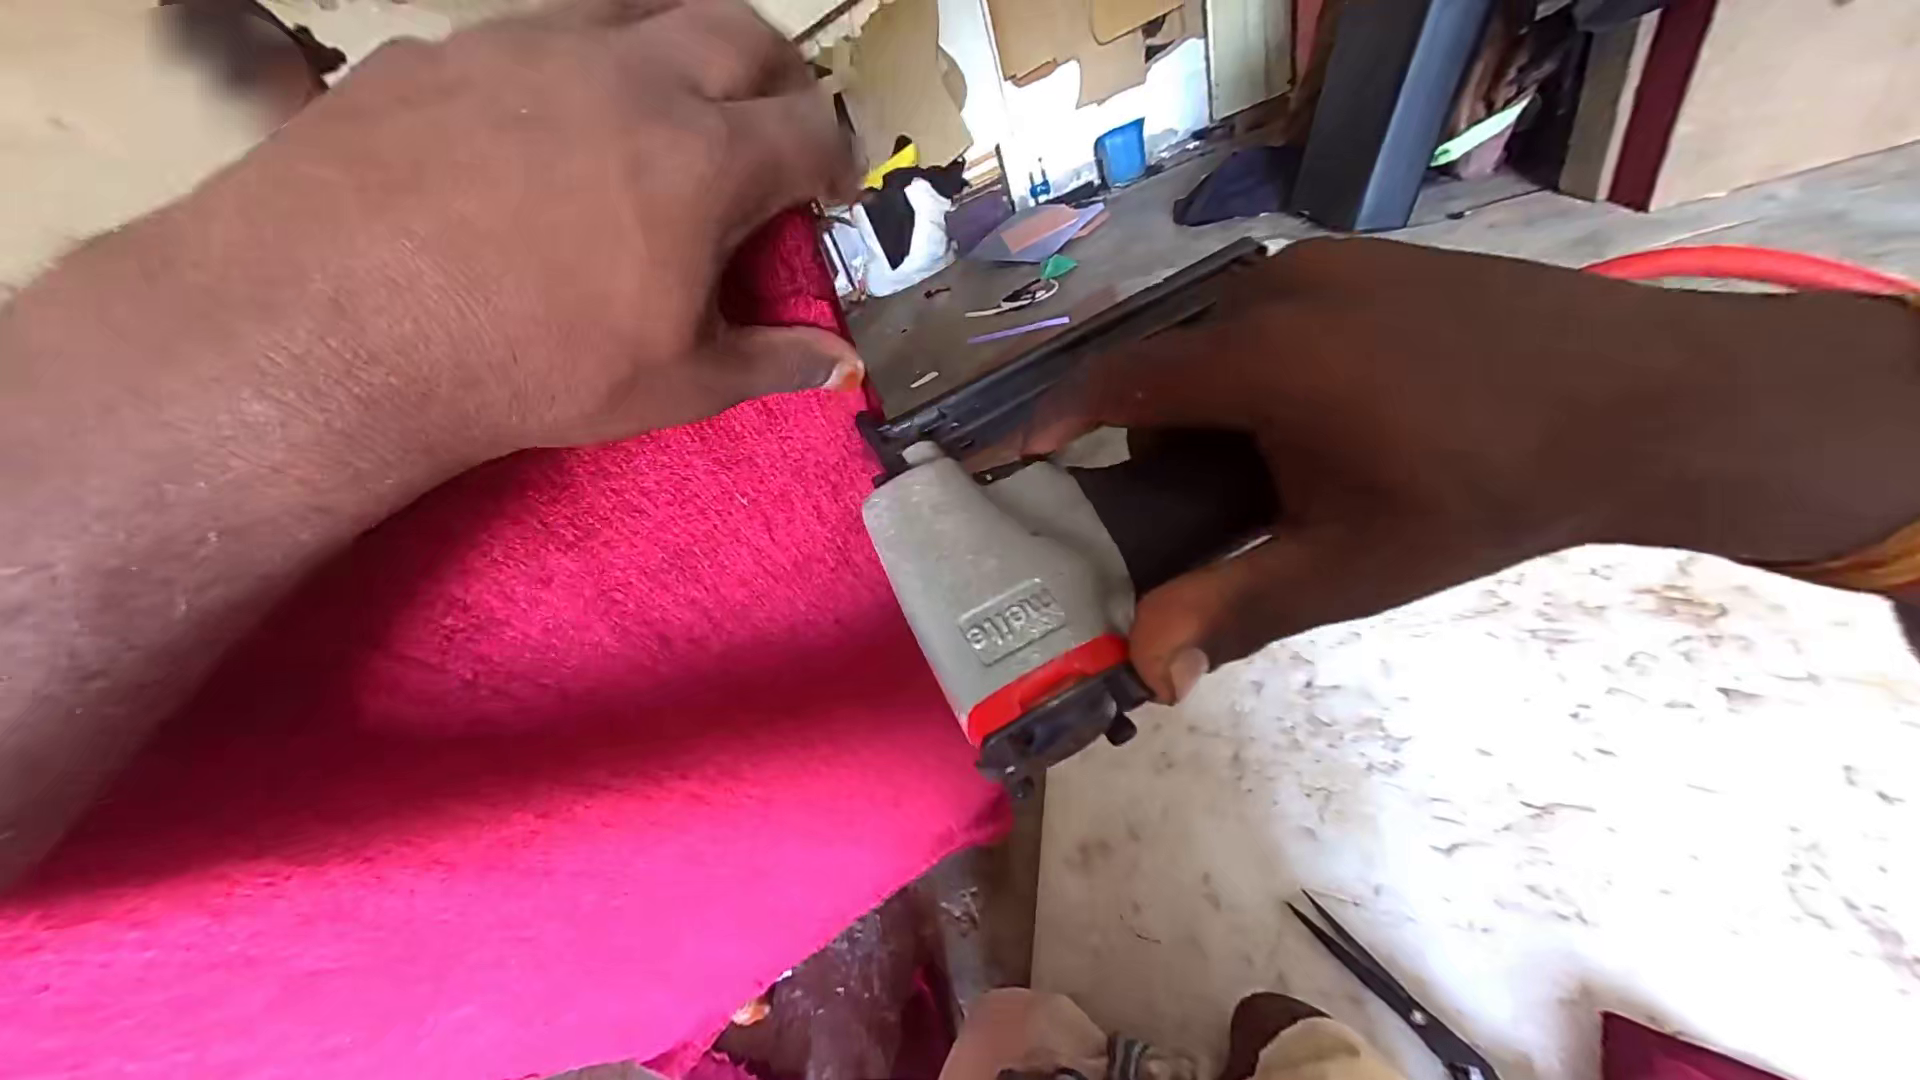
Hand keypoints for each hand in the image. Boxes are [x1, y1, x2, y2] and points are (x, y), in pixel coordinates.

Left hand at [138, 0, 859, 457]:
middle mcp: (628, 76)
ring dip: (691, 54)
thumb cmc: (546, 365)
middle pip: (741, 32)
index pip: (808, 128)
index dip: (837, 159)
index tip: (835, 194)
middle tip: (784, 130)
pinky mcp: (447, 49)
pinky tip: (573, 133)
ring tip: (689, 120)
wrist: (342, 329)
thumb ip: (778, 362)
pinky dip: (595, 67)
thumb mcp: (686, 381)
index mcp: (702, 160)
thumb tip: (848, 369)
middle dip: (784, 79)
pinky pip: (549, 31)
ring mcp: (530, 46)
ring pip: (645, 8)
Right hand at [1038, 238, 1919, 699]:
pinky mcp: (1356, 261)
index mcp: (1260, 358)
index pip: (1115, 382)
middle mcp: (1274, 290)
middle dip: (1144, 433)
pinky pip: (1258, 316)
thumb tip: (1151, 676)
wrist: (1658, 403)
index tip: (1008, 451)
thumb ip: (1234, 608)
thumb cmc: (1487, 494)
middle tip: (1175, 499)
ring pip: (1208, 340)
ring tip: (1250, 466)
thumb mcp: (1350, 567)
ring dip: (1200, 403)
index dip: (1049, 418)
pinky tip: (1302, 417)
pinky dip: (1244, 368)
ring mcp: (1319, 265)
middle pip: (1162, 366)